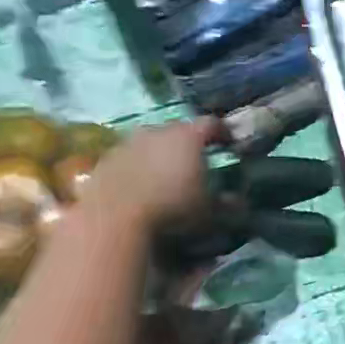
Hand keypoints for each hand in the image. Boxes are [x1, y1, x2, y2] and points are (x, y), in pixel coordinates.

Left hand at [77, 120, 216, 231]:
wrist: (114, 219)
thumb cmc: (172, 210)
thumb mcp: (209, 213)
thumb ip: (227, 204)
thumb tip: (238, 201)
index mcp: (188, 138)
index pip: (212, 124)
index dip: (223, 132)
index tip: (229, 144)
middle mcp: (158, 131)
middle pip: (178, 129)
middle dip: (189, 143)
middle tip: (196, 162)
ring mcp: (128, 143)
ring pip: (151, 142)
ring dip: (161, 154)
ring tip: (166, 175)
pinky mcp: (106, 159)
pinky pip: (129, 158)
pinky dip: (138, 166)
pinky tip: (141, 187)